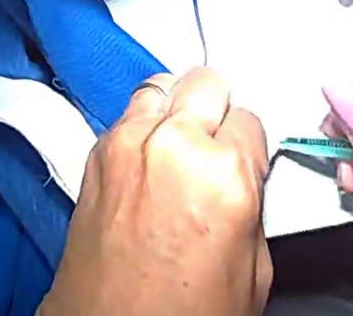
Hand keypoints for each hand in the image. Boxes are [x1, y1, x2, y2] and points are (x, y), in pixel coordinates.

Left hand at [40, 68, 272, 315]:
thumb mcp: (253, 271)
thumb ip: (250, 201)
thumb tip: (244, 167)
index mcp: (225, 176)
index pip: (248, 117)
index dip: (247, 141)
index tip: (243, 154)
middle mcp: (175, 143)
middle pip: (205, 81)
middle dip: (215, 106)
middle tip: (214, 136)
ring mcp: (131, 139)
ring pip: (162, 83)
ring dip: (175, 106)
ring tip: (177, 140)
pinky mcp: (98, 145)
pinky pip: (130, 111)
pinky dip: (143, 123)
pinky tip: (148, 156)